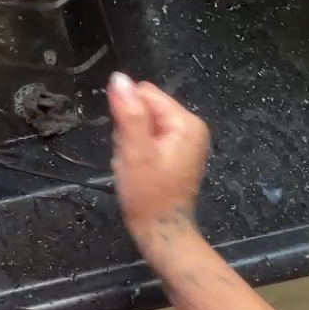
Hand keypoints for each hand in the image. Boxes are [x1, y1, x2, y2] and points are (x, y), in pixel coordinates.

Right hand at [108, 72, 209, 243]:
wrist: (160, 231)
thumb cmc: (148, 194)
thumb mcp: (134, 150)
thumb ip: (128, 112)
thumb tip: (118, 78)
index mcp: (186, 123)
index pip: (145, 93)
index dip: (127, 113)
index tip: (126, 141)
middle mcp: (190, 128)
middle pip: (145, 108)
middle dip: (128, 129)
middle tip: (129, 156)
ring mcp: (185, 143)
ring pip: (144, 125)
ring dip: (131, 142)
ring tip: (133, 165)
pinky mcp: (176, 156)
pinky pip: (149, 140)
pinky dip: (137, 152)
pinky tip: (137, 169)